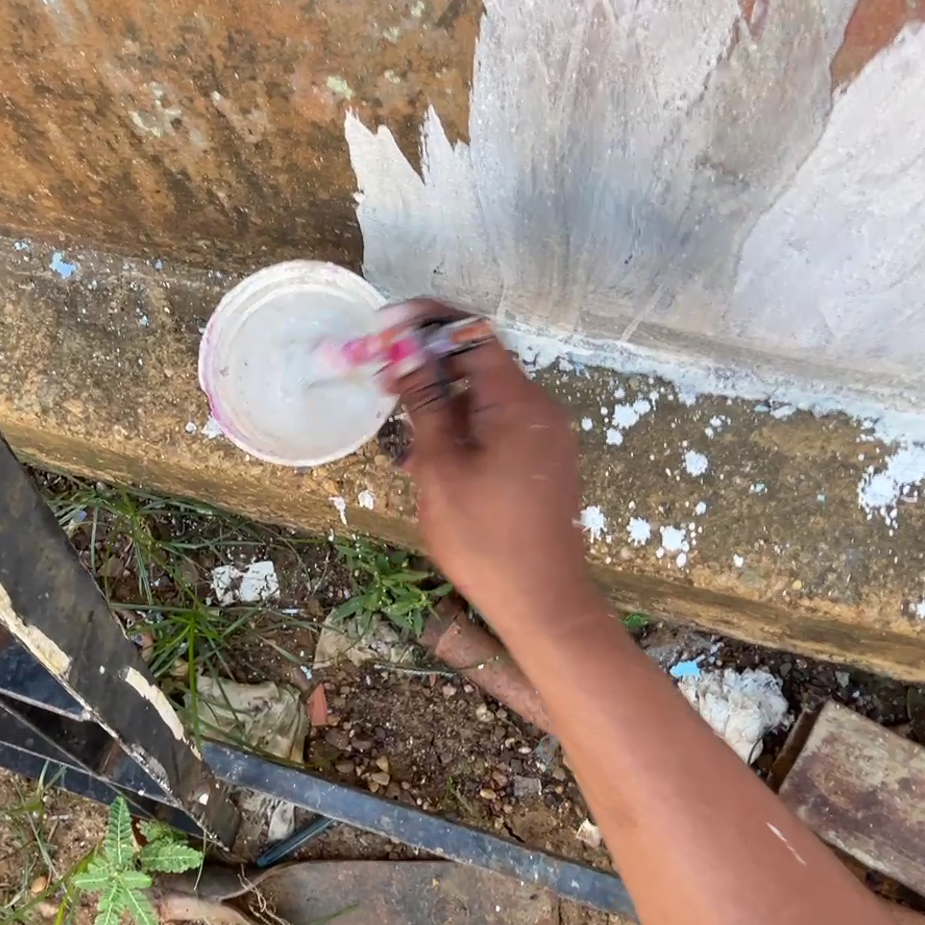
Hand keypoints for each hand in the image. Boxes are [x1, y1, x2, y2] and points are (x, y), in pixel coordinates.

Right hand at [383, 301, 597, 638]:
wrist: (541, 601)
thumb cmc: (483, 538)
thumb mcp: (441, 466)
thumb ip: (424, 402)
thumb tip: (404, 350)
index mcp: (517, 401)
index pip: (470, 335)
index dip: (425, 324)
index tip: (383, 329)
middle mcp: (539, 408)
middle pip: (478, 365)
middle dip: (427, 367)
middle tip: (380, 384)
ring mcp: (544, 436)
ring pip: (484, 400)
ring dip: (441, 405)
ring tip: (400, 436)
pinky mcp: (541, 462)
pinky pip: (497, 428)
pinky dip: (462, 431)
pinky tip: (428, 460)